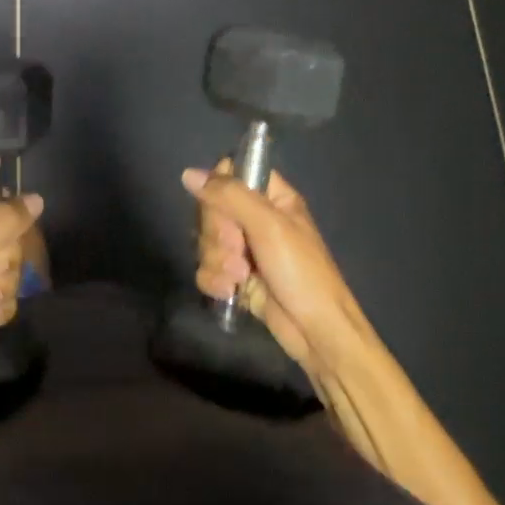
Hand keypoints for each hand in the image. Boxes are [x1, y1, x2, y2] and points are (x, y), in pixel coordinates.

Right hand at [183, 159, 369, 373]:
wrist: (315, 332)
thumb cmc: (301, 272)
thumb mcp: (269, 225)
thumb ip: (229, 195)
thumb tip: (188, 174)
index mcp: (272, 198)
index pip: (231, 172)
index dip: (219, 187)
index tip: (224, 207)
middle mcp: (255, 218)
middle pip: (211, 207)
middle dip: (218, 233)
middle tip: (238, 249)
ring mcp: (244, 249)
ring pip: (205, 239)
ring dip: (217, 260)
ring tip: (239, 277)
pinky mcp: (234, 277)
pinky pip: (206, 267)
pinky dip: (215, 280)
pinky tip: (230, 291)